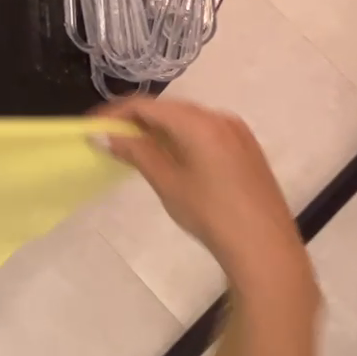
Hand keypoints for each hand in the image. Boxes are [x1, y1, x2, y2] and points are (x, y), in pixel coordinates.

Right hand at [93, 97, 312, 297]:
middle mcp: (219, 118)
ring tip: (132, 148)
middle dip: (134, 120)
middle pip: (166, 109)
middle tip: (108, 138)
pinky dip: (178, 138)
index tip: (90, 127)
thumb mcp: (165, 181)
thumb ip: (133, 150)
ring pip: (184, 120)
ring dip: (155, 129)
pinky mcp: (245, 149)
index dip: (113, 113)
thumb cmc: (210, 213)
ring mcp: (237, 133)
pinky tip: (166, 157)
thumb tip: (100, 134)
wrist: (266, 250)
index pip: (145, 106)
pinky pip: (202, 131)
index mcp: (199, 123)